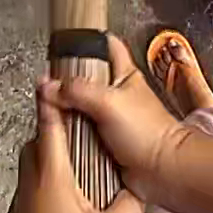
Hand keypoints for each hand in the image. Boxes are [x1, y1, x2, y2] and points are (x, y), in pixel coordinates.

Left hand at [0, 81, 145, 212]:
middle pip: (33, 145)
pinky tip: (64, 211)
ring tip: (75, 169)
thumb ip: (131, 202)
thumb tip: (139, 182)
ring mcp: (16, 212)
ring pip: (28, 171)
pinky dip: (42, 187)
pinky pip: (27, 195)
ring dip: (46, 160)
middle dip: (49, 131)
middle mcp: (29, 188)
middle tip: (76, 129)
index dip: (48, 100)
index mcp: (51, 179)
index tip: (46, 78)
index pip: (47, 126)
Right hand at [41, 33, 187, 200]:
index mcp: (123, 74)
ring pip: (81, 105)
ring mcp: (110, 116)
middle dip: (67, 80)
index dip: (88, 39)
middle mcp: (116, 93)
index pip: (106, 45)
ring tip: (50, 109)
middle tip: (49, 83)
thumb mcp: (108, 102)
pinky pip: (81, 130)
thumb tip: (48, 86)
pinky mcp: (105, 140)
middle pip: (86, 77)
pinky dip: (70, 132)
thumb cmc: (150, 133)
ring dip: (67, 109)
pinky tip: (60, 132)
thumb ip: (76, 91)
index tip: (66, 41)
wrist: (163, 173)